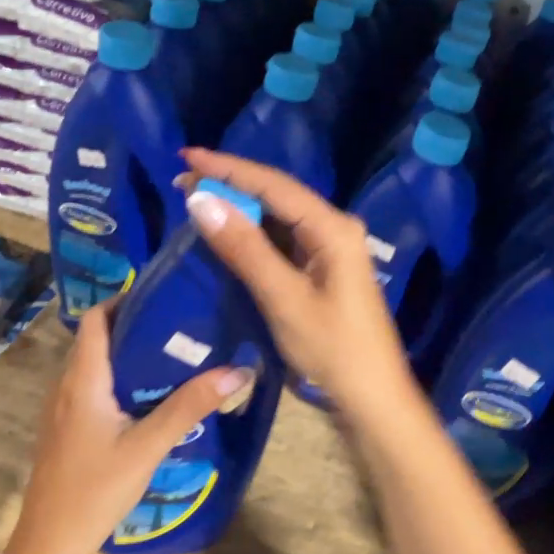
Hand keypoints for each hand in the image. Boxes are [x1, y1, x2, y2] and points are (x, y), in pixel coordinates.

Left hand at [4, 303, 250, 553]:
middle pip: (98, 338)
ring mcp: (62, 408)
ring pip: (95, 364)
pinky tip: (148, 393)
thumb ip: (189, 407)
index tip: (163, 295)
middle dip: (135, 325)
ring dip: (127, 352)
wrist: (50, 541)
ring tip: (171, 352)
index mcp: (83, 379)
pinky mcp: (66, 428)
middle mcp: (66, 385)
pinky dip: (118, 377)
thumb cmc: (96, 488)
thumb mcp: (148, 447)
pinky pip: (92, 386)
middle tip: (179, 323)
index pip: (98, 319)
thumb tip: (236, 370)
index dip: (125, 299)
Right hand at [180, 148, 420, 419]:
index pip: (274, 185)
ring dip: (238, 209)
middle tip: (182, 181)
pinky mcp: (322, 269)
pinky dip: (251, 235)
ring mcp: (329, 249)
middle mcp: (334, 228)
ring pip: (276, 218)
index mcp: (332, 228)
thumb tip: (201, 200)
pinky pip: (281, 241)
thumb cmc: (333, 349)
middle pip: (276, 196)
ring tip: (194, 201)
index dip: (228, 168)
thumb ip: (244, 249)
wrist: (372, 396)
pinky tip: (224, 233)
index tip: (188, 157)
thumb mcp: (283, 298)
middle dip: (230, 186)